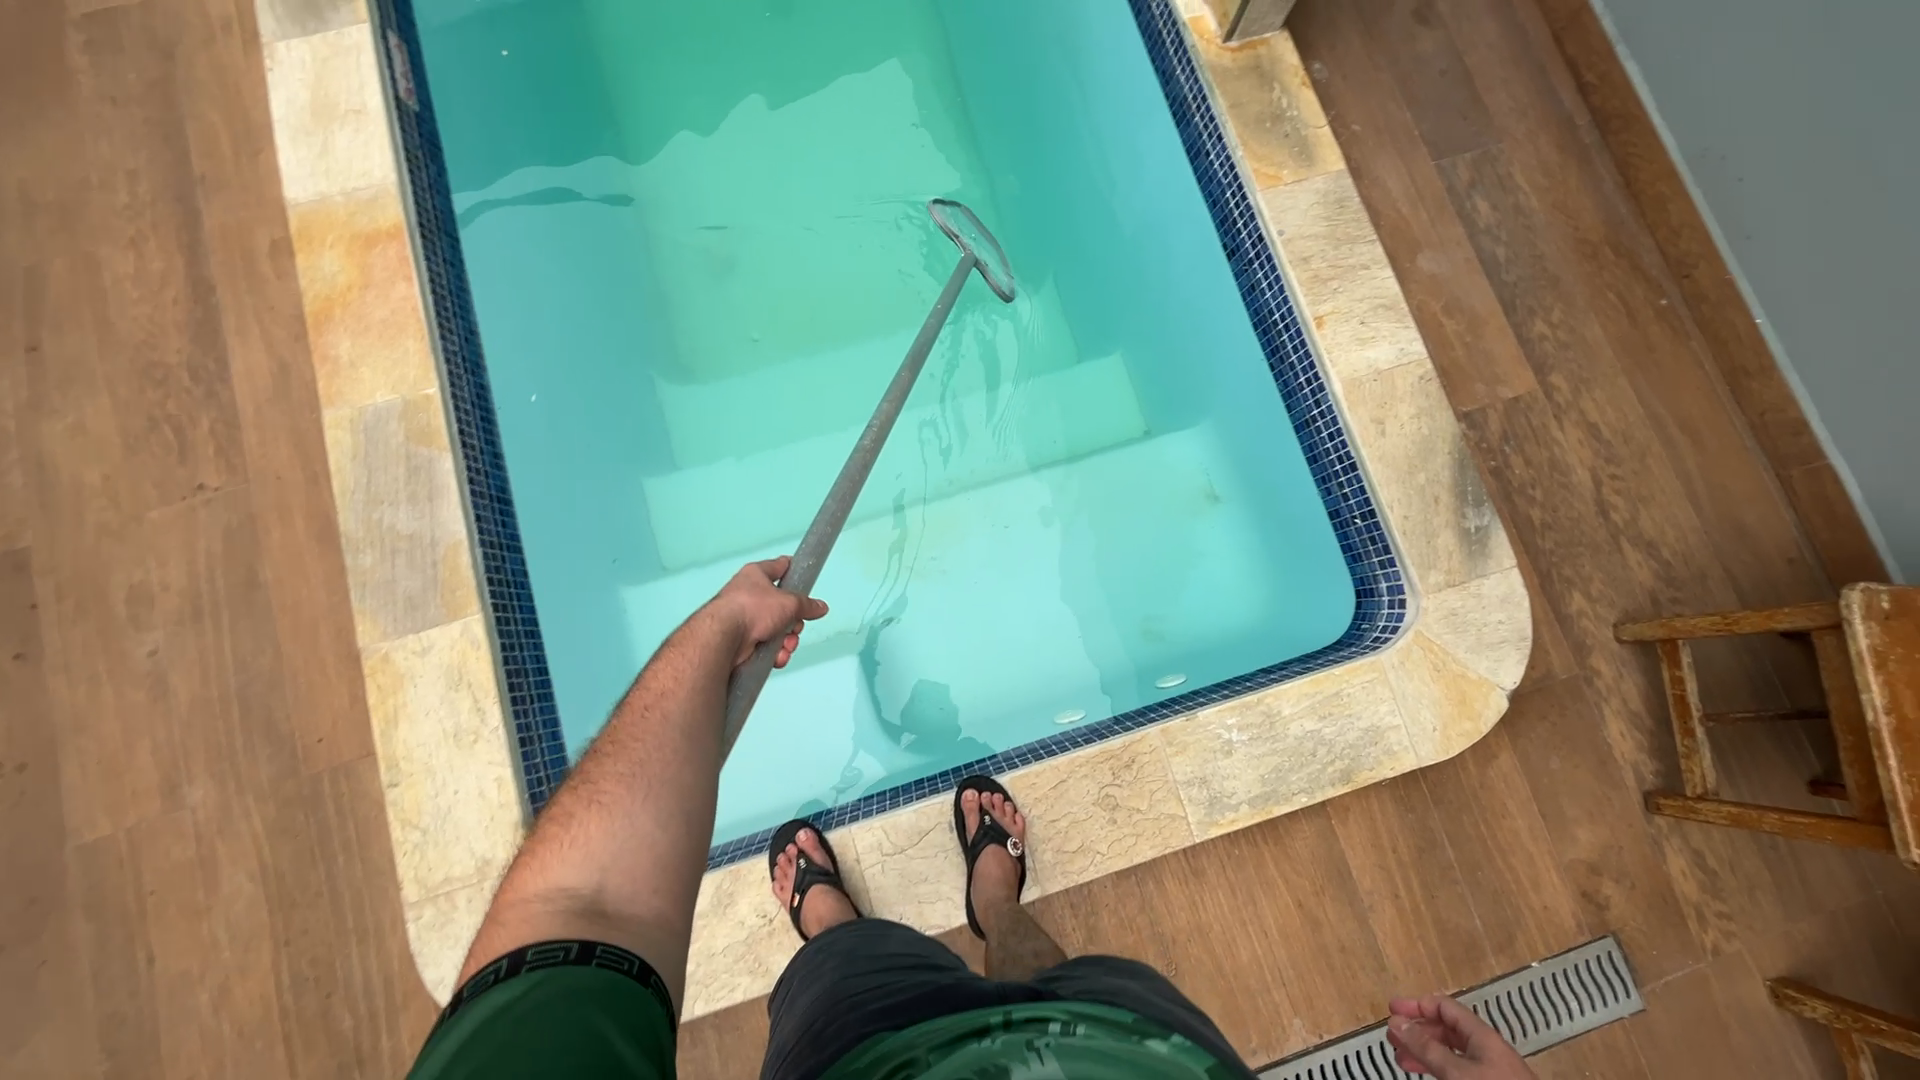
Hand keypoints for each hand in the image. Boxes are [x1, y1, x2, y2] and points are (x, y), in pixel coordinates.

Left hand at [708, 556, 828, 669]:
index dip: (793, 570)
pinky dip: (774, 653)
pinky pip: (766, 646)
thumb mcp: (789, 602)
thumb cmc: (754, 608)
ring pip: (776, 629)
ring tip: (785, 646)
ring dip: (786, 641)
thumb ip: (807, 605)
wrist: (724, 638)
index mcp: (756, 575)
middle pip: (782, 607)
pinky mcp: (742, 641)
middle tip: (795, 629)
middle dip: (793, 622)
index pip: (779, 566)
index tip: (804, 577)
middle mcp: (748, 594)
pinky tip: (776, 657)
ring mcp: (744, 619)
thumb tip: (821, 607)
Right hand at [1386, 995, 1535, 1079]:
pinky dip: (1438, 1067)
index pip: (1444, 1006)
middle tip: (1391, 1038)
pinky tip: (1426, 1073)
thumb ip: (1425, 1047)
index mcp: (1481, 1035)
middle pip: (1445, 1028)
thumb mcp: (1455, 1071)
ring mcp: (1490, 1068)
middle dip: (1416, 1031)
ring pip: (1450, 1051)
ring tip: (1401, 1061)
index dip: (1416, 1005)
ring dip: (1424, 1052)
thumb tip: (1394, 1020)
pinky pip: (1458, 1068)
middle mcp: (1485, 1047)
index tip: (1391, 1011)